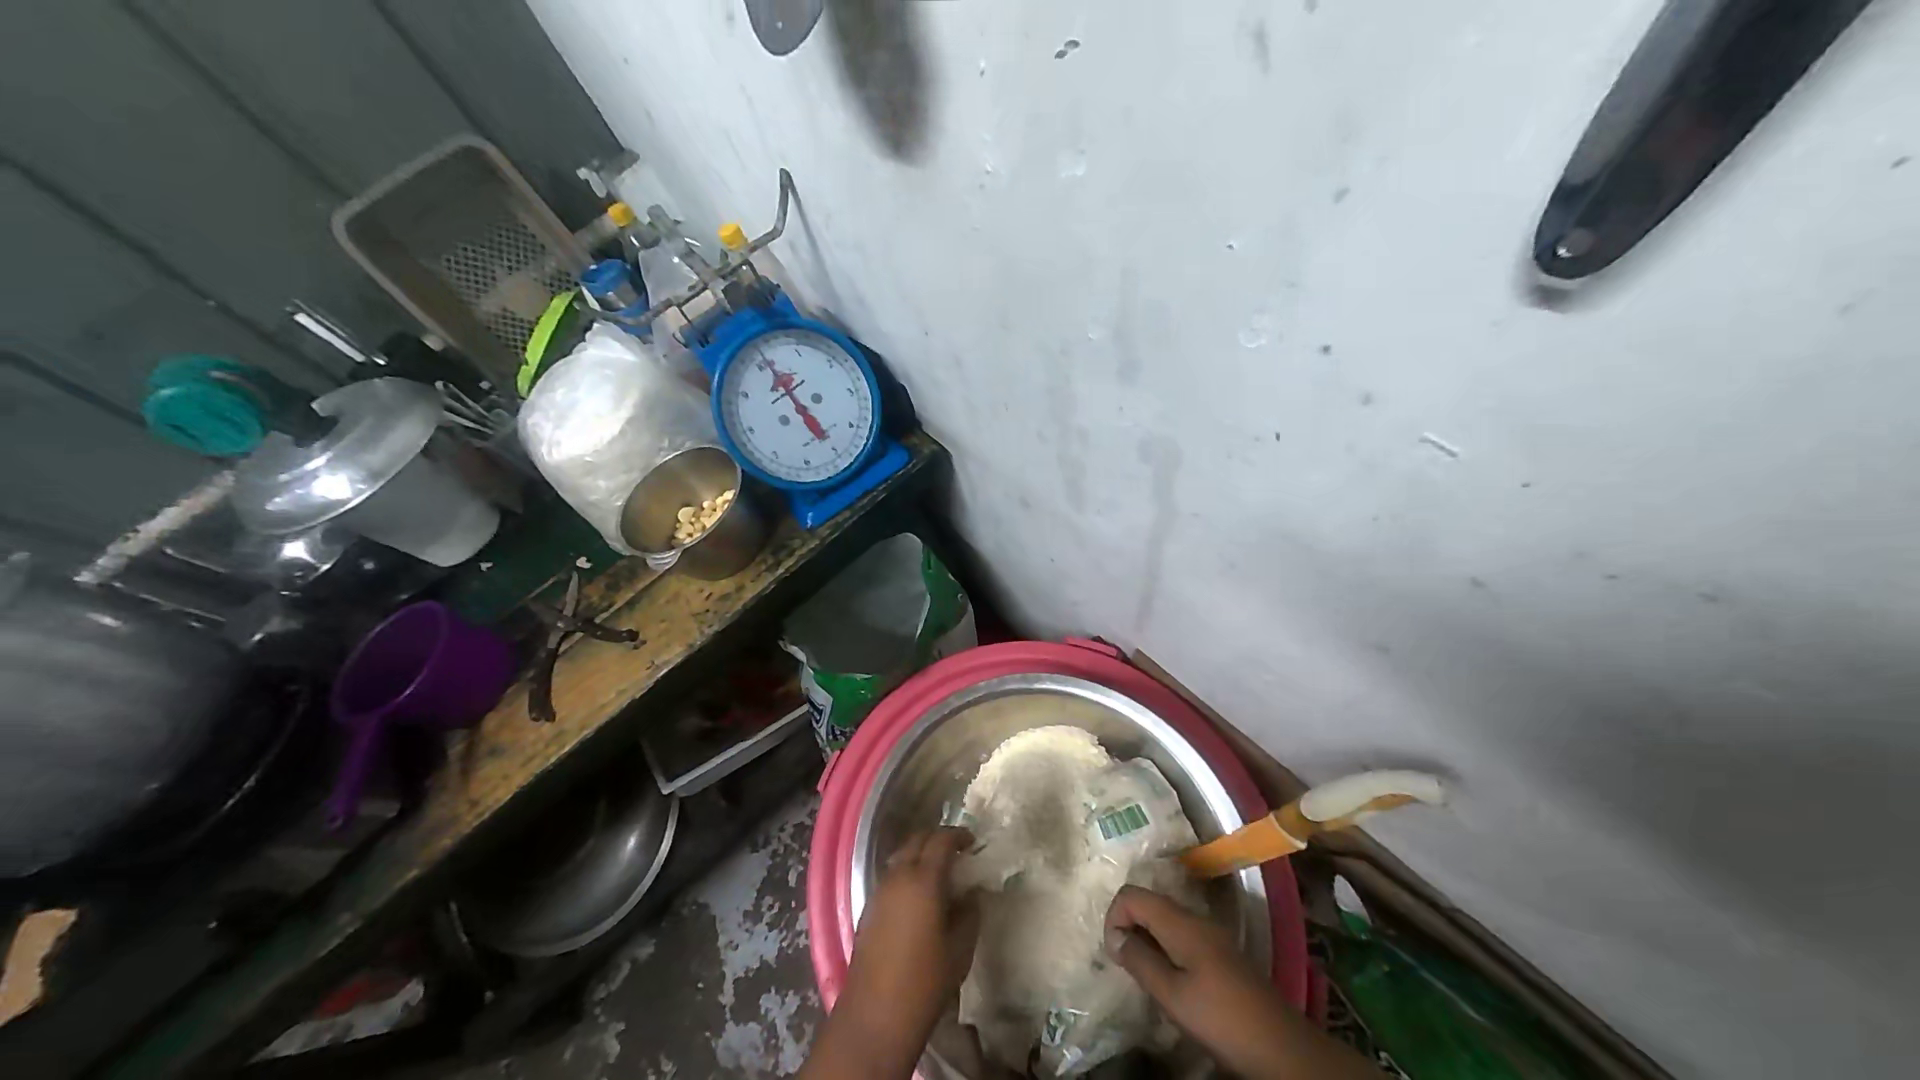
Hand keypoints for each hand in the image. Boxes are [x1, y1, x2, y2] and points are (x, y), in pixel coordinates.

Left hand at [802, 828, 978, 1079]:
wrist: (876, 1014)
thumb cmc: (926, 981)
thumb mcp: (960, 948)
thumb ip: (969, 913)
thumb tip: (971, 894)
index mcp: (923, 879)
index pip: (940, 840)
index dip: (958, 835)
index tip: (972, 843)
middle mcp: (897, 877)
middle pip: (916, 840)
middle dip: (937, 839)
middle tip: (957, 852)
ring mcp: (879, 891)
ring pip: (900, 857)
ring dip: (920, 855)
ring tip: (939, 873)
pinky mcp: (869, 908)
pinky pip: (891, 876)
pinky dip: (907, 873)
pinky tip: (918, 896)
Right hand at [1106, 886, 1384, 1079]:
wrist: (1282, 1046)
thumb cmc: (1221, 1017)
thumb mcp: (1172, 994)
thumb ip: (1140, 960)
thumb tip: (1115, 936)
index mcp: (1181, 922)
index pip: (1132, 894)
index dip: (1115, 917)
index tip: (1115, 953)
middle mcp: (1196, 918)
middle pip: (1149, 903)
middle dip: (1129, 926)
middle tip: (1126, 965)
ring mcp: (1211, 934)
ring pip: (1166, 920)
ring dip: (1147, 939)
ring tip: (1145, 974)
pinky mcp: (1221, 953)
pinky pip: (1181, 936)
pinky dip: (1165, 948)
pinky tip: (1170, 980)